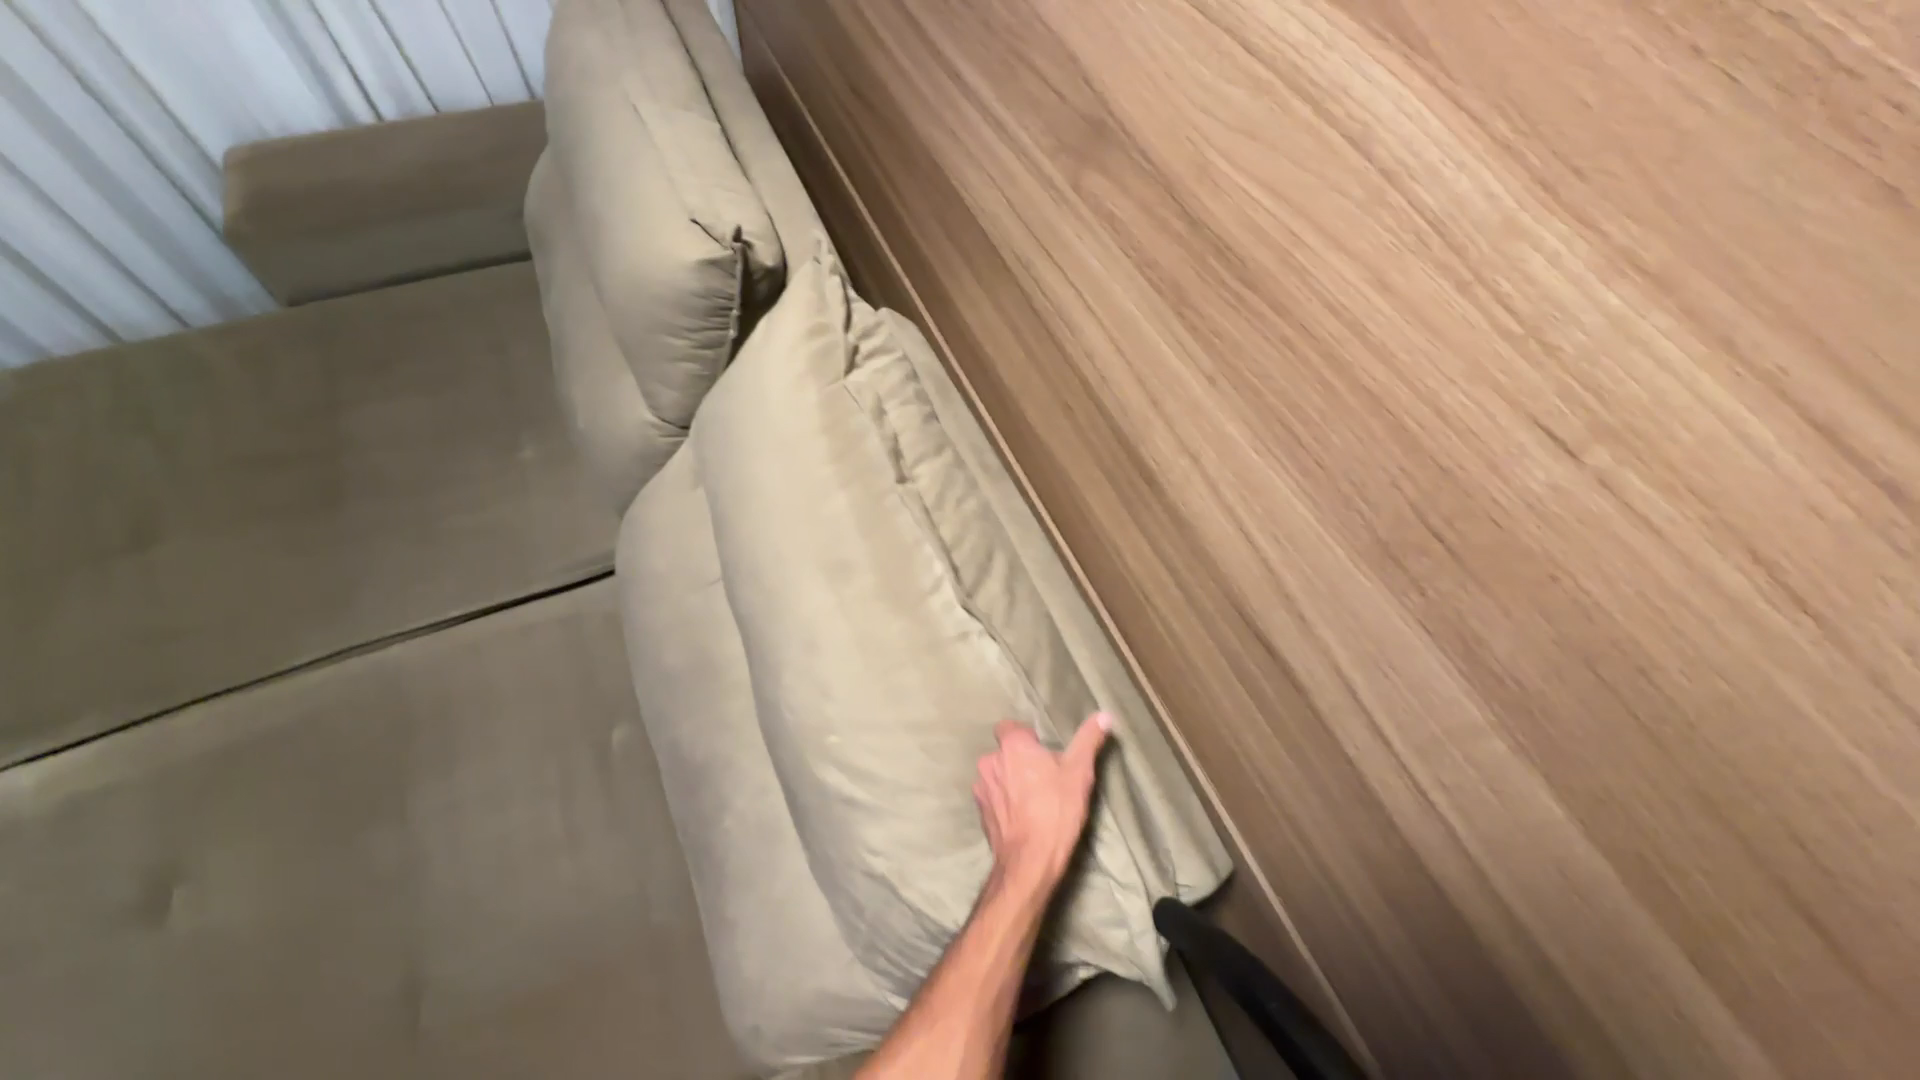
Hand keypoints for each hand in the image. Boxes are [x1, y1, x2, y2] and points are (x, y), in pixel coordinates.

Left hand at [973, 712, 1112, 894]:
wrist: (1030, 860)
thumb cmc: (1057, 809)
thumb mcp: (1079, 772)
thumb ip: (1089, 739)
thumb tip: (1104, 714)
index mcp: (1013, 745)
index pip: (1010, 727)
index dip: (1026, 737)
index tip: (1042, 753)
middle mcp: (990, 760)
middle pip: (1005, 752)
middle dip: (1020, 761)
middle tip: (1044, 778)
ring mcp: (981, 787)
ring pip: (997, 775)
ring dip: (1010, 781)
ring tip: (1033, 800)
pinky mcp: (979, 811)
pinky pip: (992, 797)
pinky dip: (1003, 802)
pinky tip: (1021, 817)